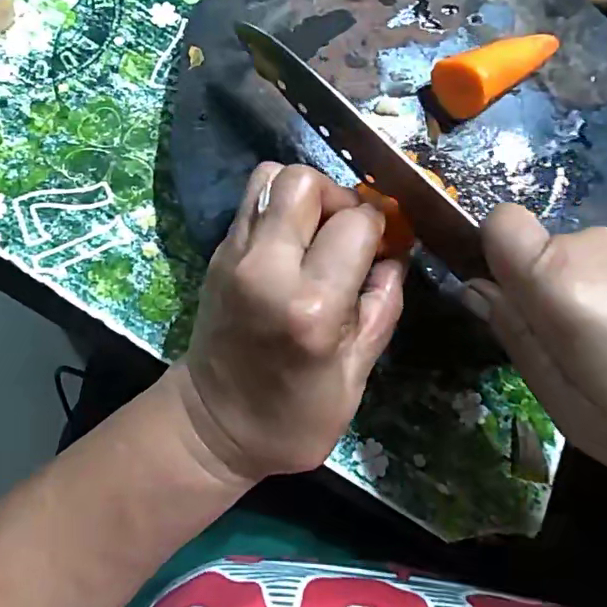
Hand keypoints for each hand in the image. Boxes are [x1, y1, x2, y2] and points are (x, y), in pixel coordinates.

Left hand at [174, 163, 405, 482]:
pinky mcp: (219, 252)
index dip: (379, 227)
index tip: (382, 245)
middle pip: (305, 182)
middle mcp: (267, 268)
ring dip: (305, 192)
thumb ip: (383, 306)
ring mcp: (235, 255)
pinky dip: (280, 204)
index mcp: (311, 306)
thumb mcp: (356, 376)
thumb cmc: (293, 417)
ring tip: (318, 228)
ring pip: (272, 176)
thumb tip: (394, 254)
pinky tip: (294, 240)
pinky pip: (254, 198)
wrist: (211, 429)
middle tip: (347, 230)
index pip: (356, 223)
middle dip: (339, 196)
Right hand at [466, 203, 606, 593]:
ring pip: (580, 270)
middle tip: (572, 374)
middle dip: (538, 301)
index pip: (497, 223)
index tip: (510, 313)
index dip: (491, 261)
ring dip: (583, 315)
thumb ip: (518, 340)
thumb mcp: (575, 410)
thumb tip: (480, 290)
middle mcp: (598, 244)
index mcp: (562, 275)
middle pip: (539, 253)